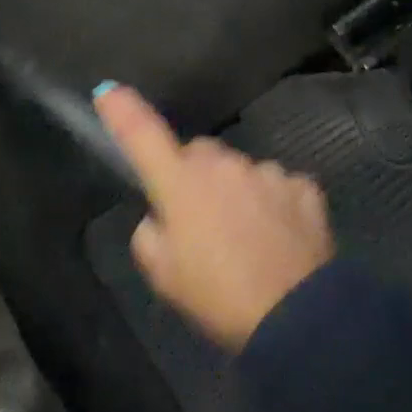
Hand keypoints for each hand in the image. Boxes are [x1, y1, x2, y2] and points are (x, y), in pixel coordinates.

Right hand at [96, 83, 334, 351]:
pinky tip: (281, 238)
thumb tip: (160, 216)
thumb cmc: (218, 297)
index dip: (121, 110)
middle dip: (194, 176)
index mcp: (179, 182)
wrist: (299, 321)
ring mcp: (266, 172)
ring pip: (240, 170)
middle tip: (200, 221)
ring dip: (237, 192)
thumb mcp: (163, 276)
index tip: (107, 91)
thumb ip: (150, 233)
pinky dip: (275, 205)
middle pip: (199, 154)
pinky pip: (279, 187)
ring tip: (247, 239)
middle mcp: (222, 164)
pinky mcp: (304, 188)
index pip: (141, 133)